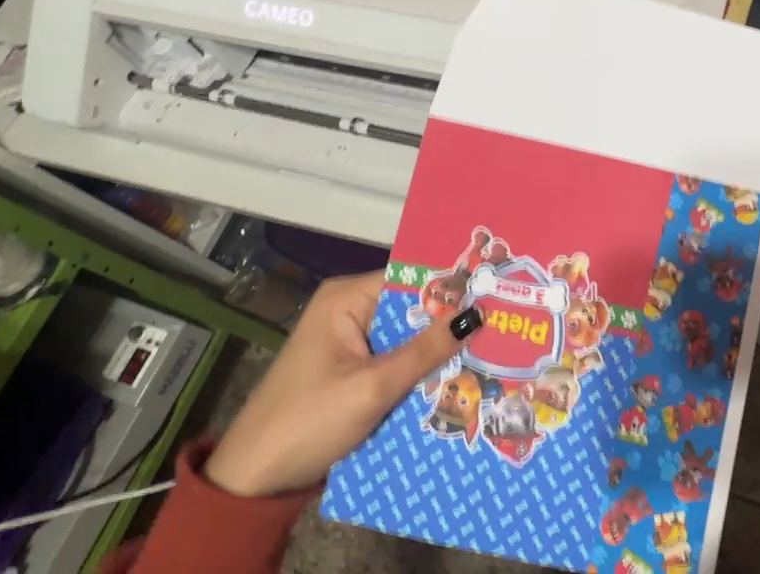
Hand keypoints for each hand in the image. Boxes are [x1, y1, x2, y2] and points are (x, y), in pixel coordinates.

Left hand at [205, 272, 479, 496]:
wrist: (254, 481)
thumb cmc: (308, 421)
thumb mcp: (373, 387)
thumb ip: (425, 351)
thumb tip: (477, 314)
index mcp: (346, 298)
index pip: (410, 278)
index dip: (451, 286)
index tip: (496, 292)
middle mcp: (348, 310)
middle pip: (411, 308)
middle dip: (451, 322)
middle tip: (505, 325)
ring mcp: (350, 343)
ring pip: (408, 338)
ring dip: (438, 351)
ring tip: (493, 350)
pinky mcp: (353, 372)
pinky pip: (396, 362)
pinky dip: (420, 372)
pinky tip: (458, 378)